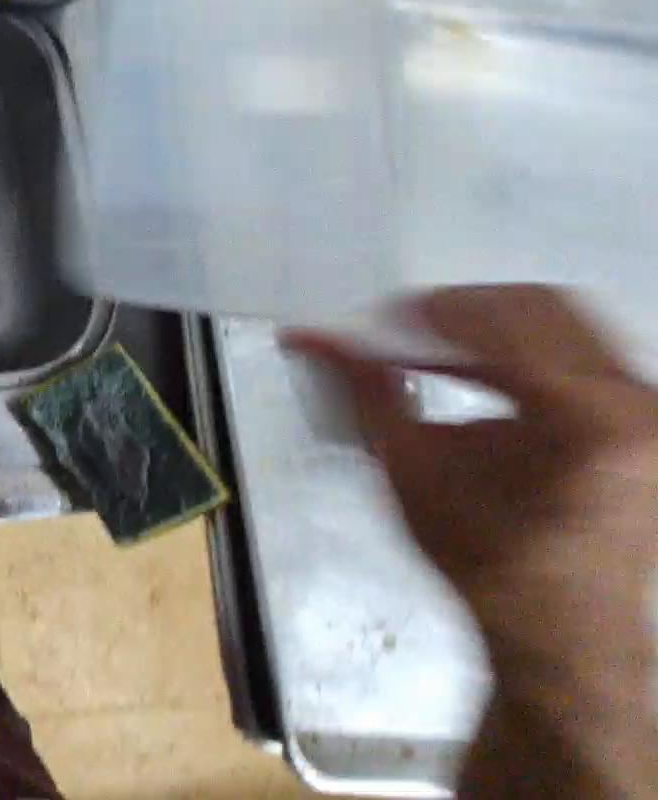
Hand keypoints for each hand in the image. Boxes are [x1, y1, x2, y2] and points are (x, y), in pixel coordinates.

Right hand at [287, 285, 657, 658]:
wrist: (558, 624)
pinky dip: (515, 353)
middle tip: (395, 331)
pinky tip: (465, 374)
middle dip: (456, 312)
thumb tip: (306, 337)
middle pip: (541, 307)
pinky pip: (577, 355)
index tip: (372, 323)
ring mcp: (651, 413)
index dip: (424, 313)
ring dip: (484, 330)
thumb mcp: (406, 465)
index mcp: (587, 416)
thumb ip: (361, 388)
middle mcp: (639, 405)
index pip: (502, 319)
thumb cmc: (483, 555)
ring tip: (423, 353)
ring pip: (563, 324)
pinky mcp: (646, 422)